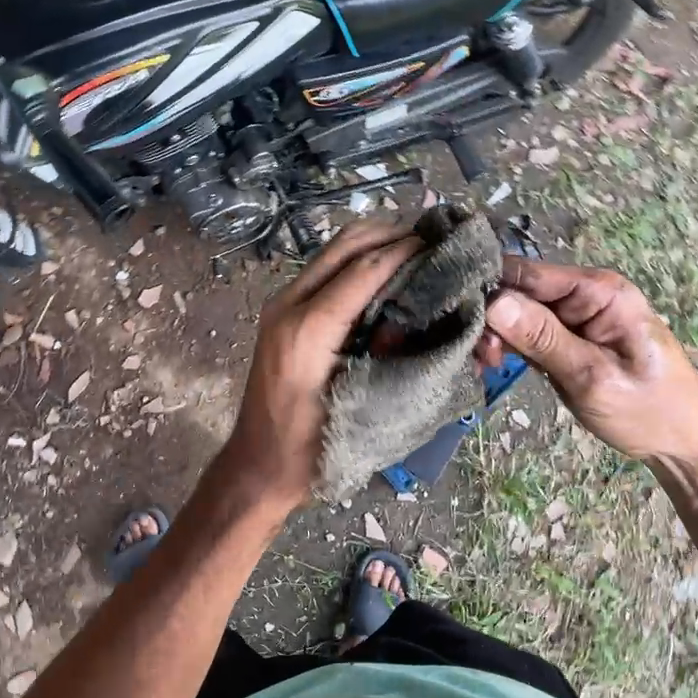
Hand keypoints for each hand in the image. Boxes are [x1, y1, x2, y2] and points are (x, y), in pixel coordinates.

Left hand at [223, 222, 424, 510]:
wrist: (258, 464)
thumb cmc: (310, 449)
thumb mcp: (359, 405)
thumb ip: (392, 357)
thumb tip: (428, 313)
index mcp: (308, 328)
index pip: (363, 269)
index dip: (404, 250)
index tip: (440, 241)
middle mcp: (289, 303)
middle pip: (345, 244)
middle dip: (390, 233)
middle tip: (432, 236)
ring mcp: (283, 303)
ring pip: (334, 250)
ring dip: (374, 242)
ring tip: (416, 246)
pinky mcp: (285, 310)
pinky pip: (327, 268)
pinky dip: (359, 259)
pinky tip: (388, 269)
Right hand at [482, 257, 697, 462]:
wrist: (685, 445)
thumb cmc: (649, 410)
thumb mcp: (592, 377)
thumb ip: (543, 338)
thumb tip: (493, 301)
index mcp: (599, 290)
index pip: (529, 273)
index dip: (491, 289)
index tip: (458, 316)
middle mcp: (584, 293)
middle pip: (518, 290)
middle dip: (491, 317)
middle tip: (477, 355)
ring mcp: (574, 315)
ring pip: (517, 311)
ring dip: (495, 334)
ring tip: (484, 364)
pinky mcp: (565, 337)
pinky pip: (526, 330)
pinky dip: (507, 345)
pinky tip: (491, 363)